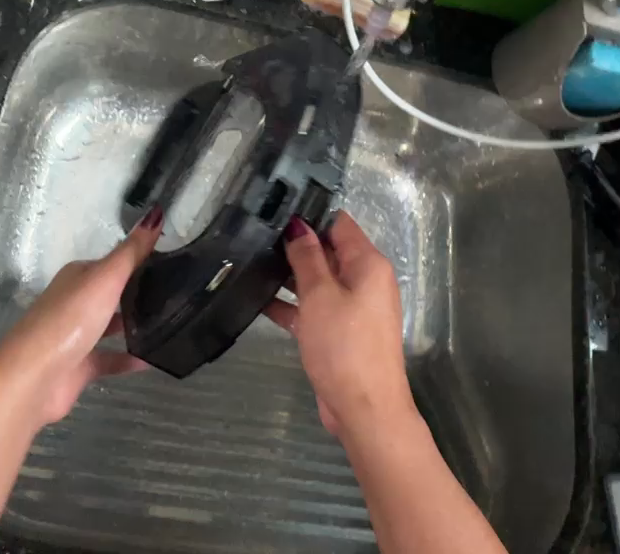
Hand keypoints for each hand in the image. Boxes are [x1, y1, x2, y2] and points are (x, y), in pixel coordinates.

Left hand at [0, 208, 161, 425]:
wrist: (34, 379)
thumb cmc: (70, 319)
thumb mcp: (106, 277)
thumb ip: (132, 251)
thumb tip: (156, 212)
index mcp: (78, 276)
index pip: (114, 262)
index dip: (140, 259)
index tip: (173, 261)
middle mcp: (75, 302)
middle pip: (112, 293)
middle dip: (140, 292)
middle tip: (178, 293)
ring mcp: (76, 335)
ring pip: (111, 325)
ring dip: (135, 324)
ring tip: (171, 321)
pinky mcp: (79, 367)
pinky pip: (111, 358)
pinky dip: (130, 358)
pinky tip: (154, 358)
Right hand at [263, 211, 414, 439]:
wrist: (365, 411)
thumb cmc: (344, 346)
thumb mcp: (320, 296)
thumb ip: (307, 257)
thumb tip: (297, 224)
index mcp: (368, 264)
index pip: (339, 224)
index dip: (310, 214)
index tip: (276, 209)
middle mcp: (364, 281)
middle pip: (328, 250)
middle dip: (296, 244)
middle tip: (256, 233)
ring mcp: (353, 308)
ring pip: (318, 280)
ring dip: (290, 275)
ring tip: (251, 261)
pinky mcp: (340, 332)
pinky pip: (314, 307)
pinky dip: (292, 304)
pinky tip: (258, 300)